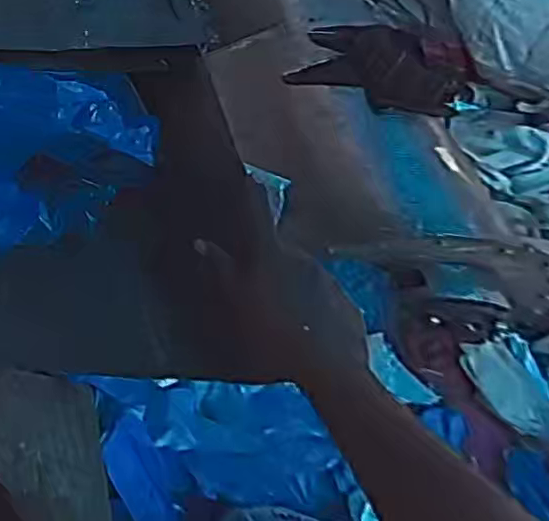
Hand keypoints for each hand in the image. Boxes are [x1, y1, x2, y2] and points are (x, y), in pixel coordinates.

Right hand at [195, 175, 367, 388]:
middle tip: (258, 273)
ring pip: (304, 273)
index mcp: (270, 254)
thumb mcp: (234, 300)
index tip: (251, 175)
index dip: (254, 194)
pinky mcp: (347, 306)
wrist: (331, 374)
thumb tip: (201, 241)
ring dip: (293, 282)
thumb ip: (219, 267)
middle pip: (281, 248)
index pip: (259, 214)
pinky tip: (307, 326)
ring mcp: (327, 282)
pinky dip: (315, 305)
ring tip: (282, 307)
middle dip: (271, 254)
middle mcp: (300, 258)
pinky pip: (324, 298)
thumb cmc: (271, 333)